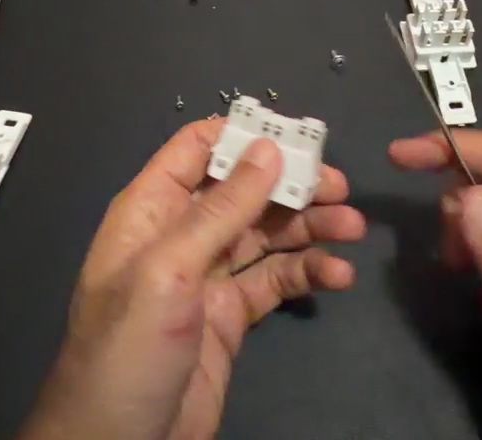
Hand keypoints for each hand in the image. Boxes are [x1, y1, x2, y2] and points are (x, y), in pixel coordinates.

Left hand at [20, 119, 364, 439]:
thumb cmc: (128, 347)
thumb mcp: (169, 270)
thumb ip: (221, 209)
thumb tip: (268, 147)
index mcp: (152, 208)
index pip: (198, 149)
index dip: (243, 136)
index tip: (295, 136)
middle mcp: (181, 232)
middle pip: (242, 189)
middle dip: (290, 183)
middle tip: (339, 187)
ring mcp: (208, 275)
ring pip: (265, 232)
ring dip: (309, 227)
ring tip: (352, 228)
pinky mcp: (231, 316)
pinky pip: (275, 280)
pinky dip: (307, 273)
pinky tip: (338, 275)